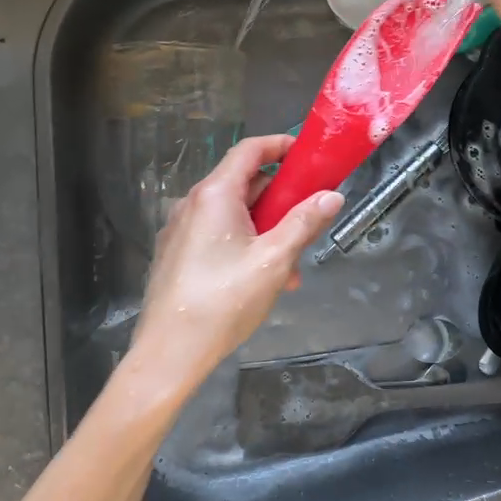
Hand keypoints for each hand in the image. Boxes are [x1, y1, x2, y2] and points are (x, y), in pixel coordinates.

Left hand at [127, 134, 343, 387]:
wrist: (168, 354)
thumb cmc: (224, 301)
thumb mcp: (274, 260)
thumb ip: (304, 222)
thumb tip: (332, 195)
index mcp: (215, 194)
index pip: (250, 149)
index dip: (280, 145)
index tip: (308, 156)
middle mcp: (193, 203)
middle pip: (244, 183)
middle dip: (281, 200)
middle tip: (308, 220)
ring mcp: (180, 230)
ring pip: (234, 214)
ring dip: (267, 229)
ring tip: (290, 266)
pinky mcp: (176, 255)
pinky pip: (217, 235)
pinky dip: (245, 244)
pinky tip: (262, 280)